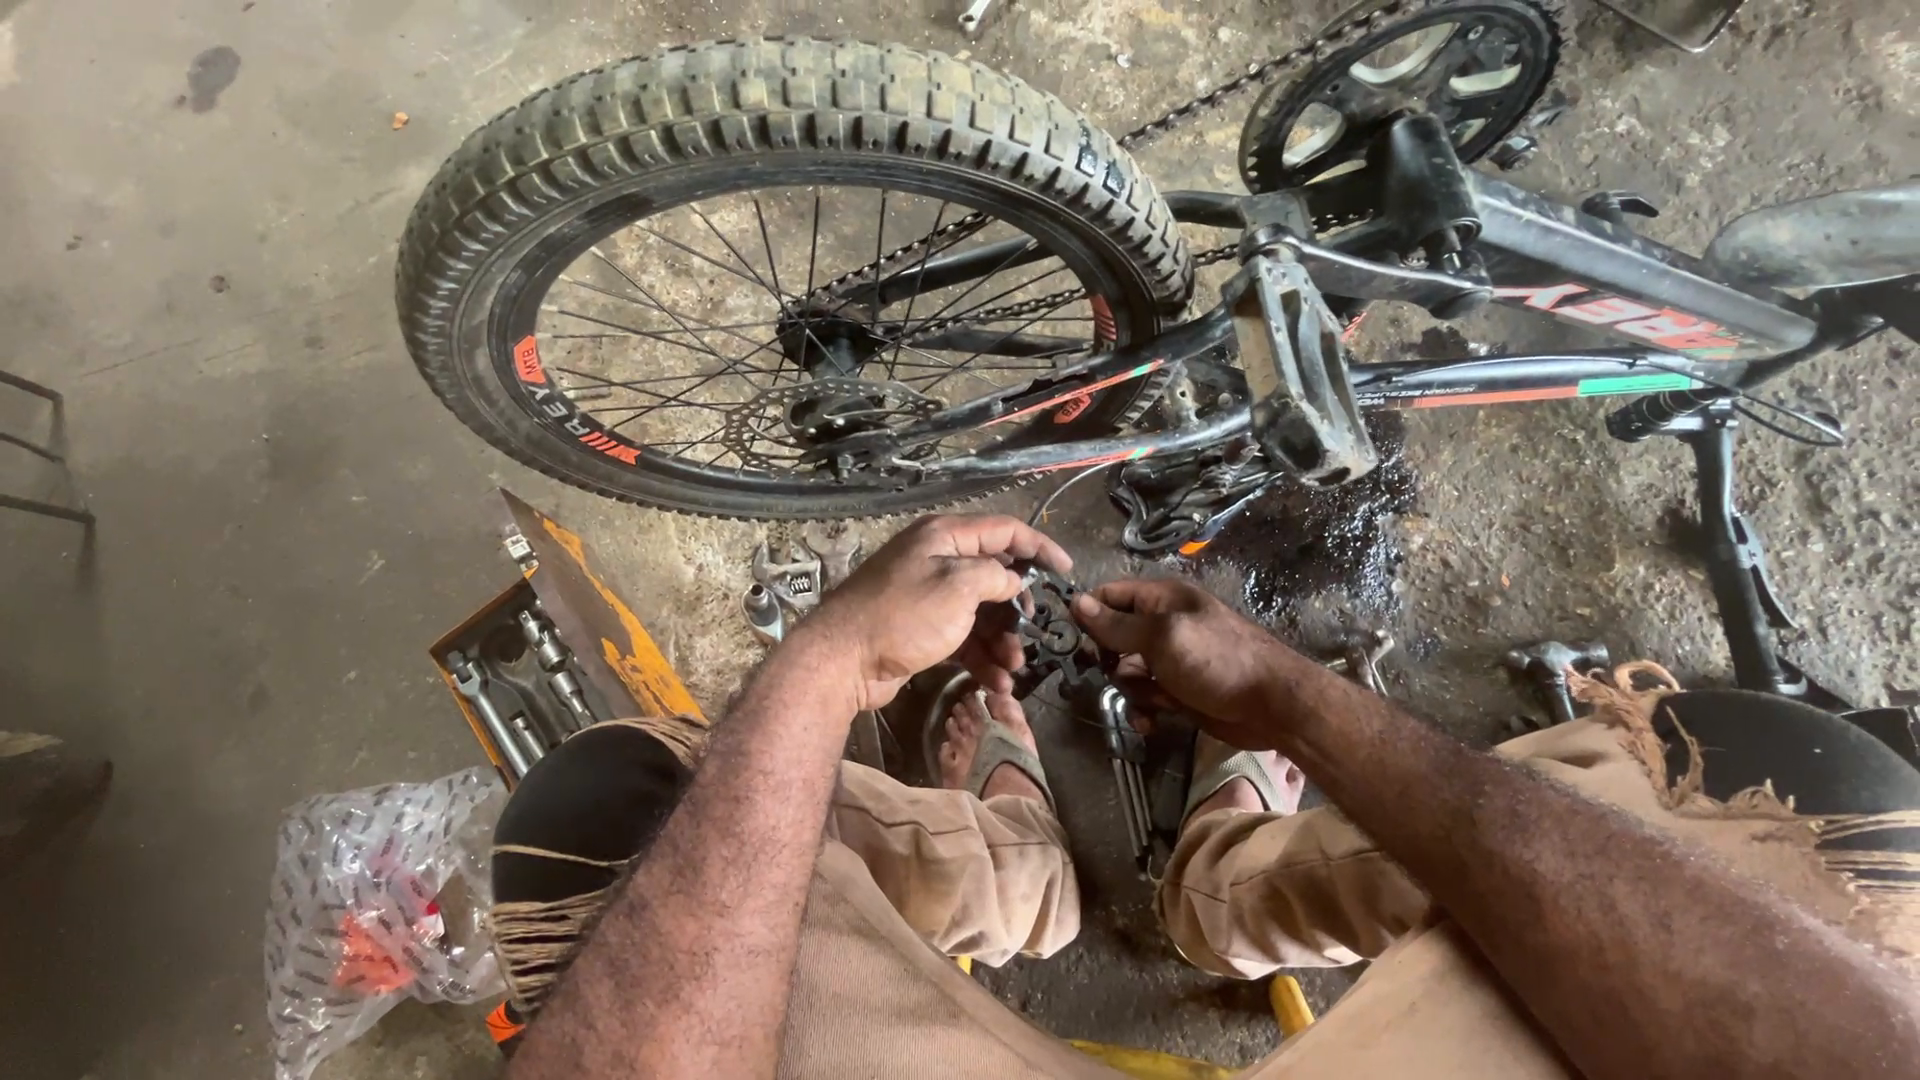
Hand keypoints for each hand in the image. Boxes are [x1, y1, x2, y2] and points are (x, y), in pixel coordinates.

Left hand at [805, 515, 1070, 709]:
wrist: (843, 660)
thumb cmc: (903, 615)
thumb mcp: (957, 588)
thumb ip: (995, 577)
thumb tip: (1012, 581)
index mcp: (945, 537)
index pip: (1005, 530)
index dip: (1040, 547)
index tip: (1066, 571)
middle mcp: (938, 560)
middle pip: (994, 577)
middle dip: (1017, 608)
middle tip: (1032, 632)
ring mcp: (928, 597)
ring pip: (981, 613)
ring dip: (1002, 641)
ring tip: (1014, 670)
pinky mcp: (923, 630)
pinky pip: (963, 638)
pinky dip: (981, 658)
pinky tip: (997, 684)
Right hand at [1071, 578, 1299, 749]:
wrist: (1272, 706)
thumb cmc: (1216, 660)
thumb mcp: (1162, 637)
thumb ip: (1117, 624)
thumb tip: (1076, 603)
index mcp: (1160, 600)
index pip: (1109, 596)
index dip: (1088, 614)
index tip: (1071, 640)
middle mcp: (1162, 625)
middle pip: (1112, 636)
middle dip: (1106, 659)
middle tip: (1110, 673)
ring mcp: (1170, 660)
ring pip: (1125, 671)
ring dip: (1127, 689)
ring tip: (1146, 700)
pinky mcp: (1177, 691)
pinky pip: (1144, 696)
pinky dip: (1143, 709)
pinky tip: (1151, 721)